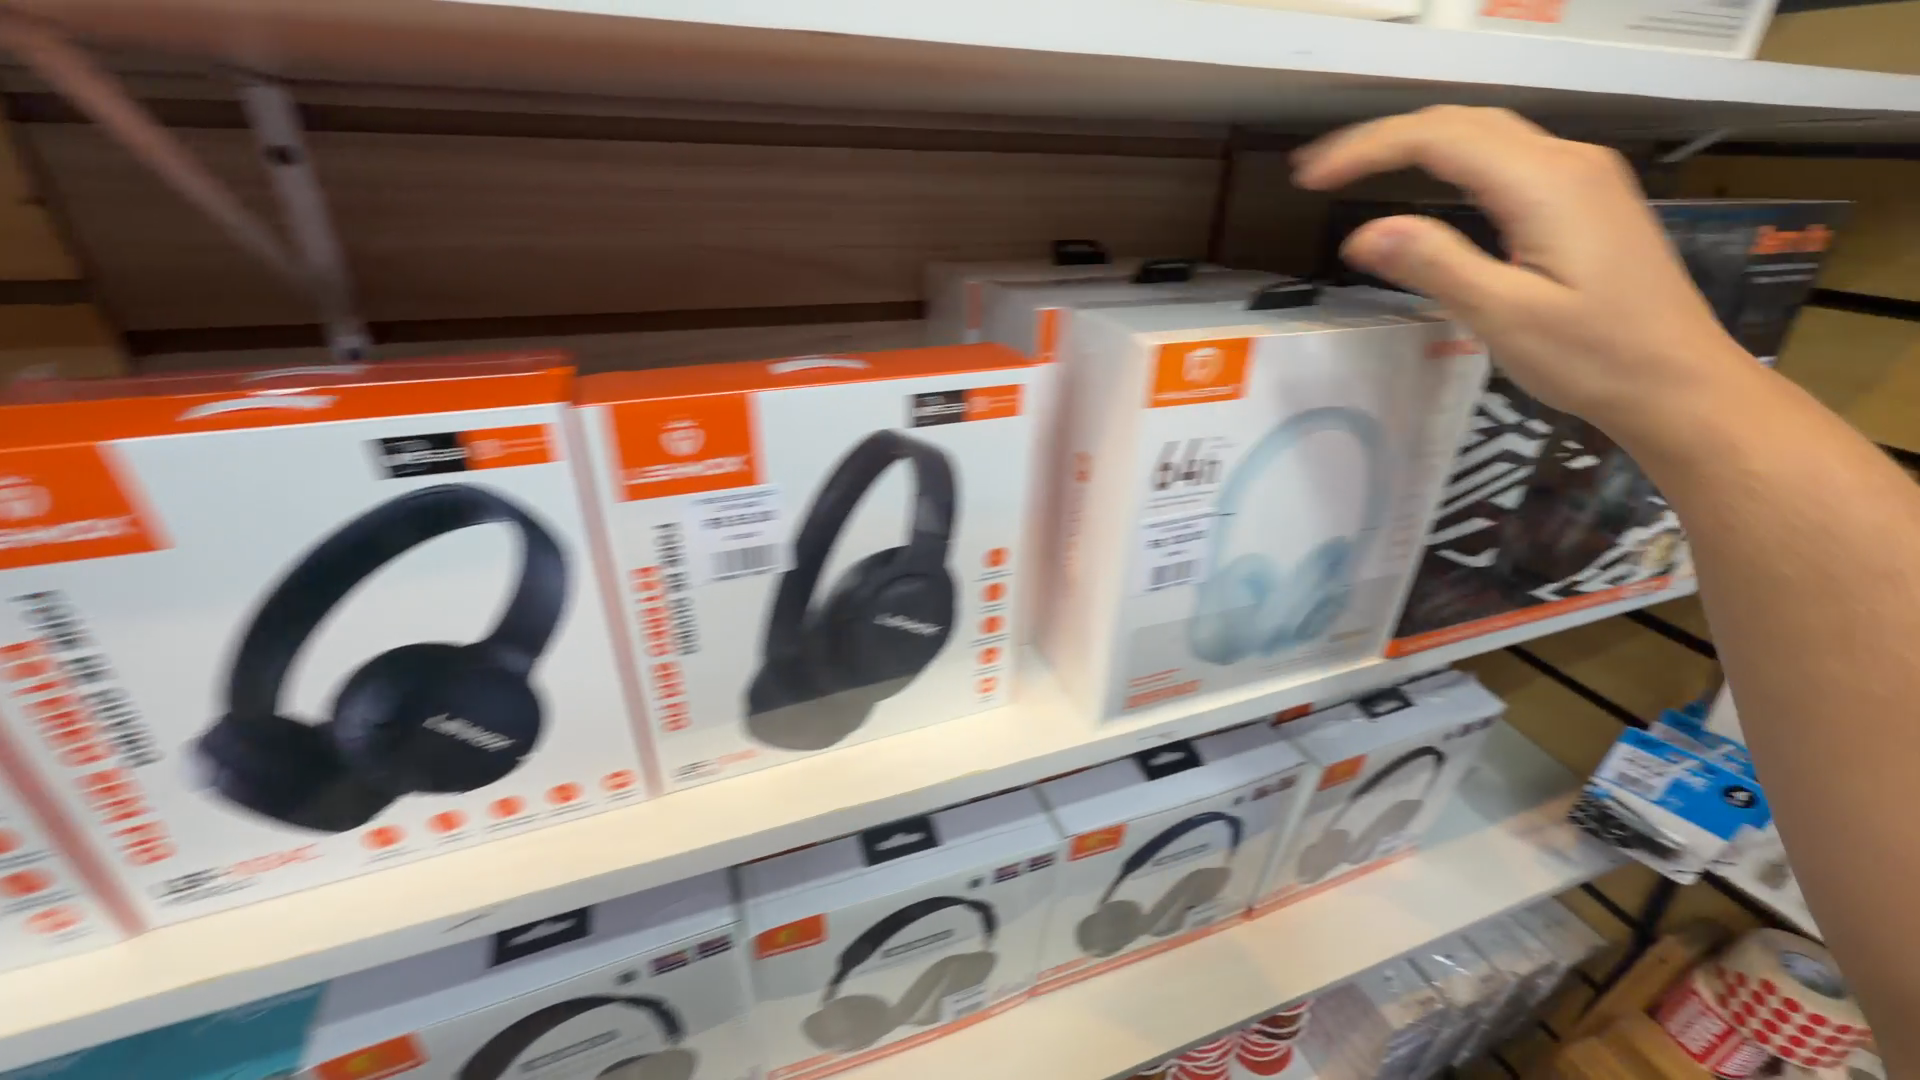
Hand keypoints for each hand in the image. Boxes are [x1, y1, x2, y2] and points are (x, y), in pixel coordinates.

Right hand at [1292, 107, 1749, 431]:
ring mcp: (1581, 177)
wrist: (1677, 380)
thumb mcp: (1505, 317)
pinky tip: (1422, 182)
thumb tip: (1363, 234)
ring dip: (1414, 143)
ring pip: (1483, 134)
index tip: (1311, 179)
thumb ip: (1435, 265)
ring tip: (1355, 168)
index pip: (1439, 140)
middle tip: (1319, 170)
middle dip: (1382, 138)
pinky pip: (1503, 156)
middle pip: (1460, 123)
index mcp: (1546, 185)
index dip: (1367, 151)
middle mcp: (1567, 163)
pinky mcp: (1582, 198)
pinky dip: (1448, 159)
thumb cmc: (1595, 357)